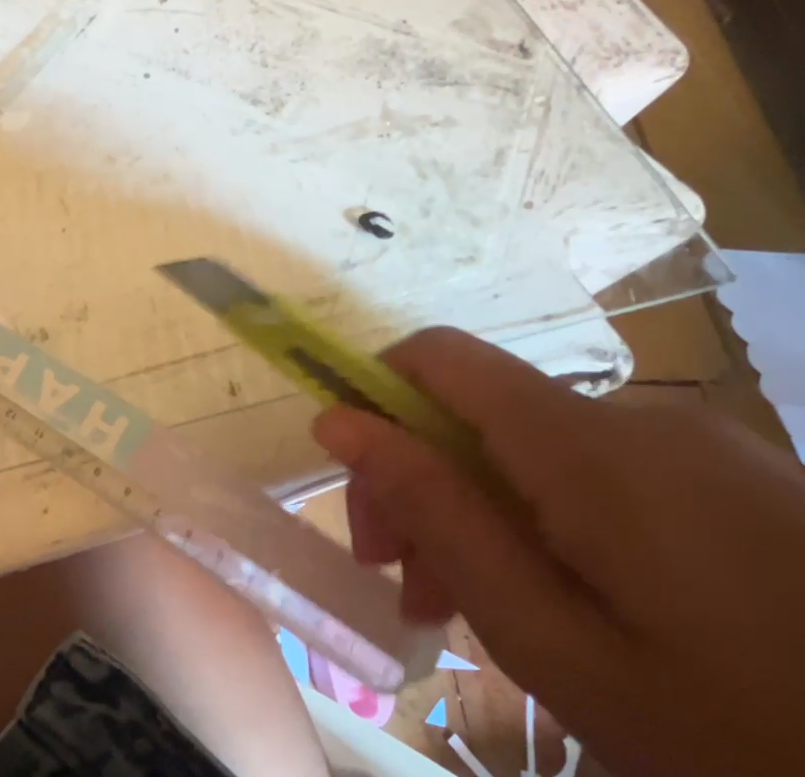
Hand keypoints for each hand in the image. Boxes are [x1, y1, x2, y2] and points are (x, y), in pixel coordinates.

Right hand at [312, 327, 804, 775]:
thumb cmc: (734, 731)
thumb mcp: (549, 639)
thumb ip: (435, 516)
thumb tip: (338, 423)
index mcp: (591, 449)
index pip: (437, 356)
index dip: (373, 398)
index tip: (362, 494)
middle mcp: (646, 422)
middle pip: (480, 415)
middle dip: (424, 487)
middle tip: (414, 592)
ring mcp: (708, 450)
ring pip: (537, 451)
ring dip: (486, 515)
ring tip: (484, 614)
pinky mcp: (749, 482)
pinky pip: (606, 474)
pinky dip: (554, 520)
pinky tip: (571, 604)